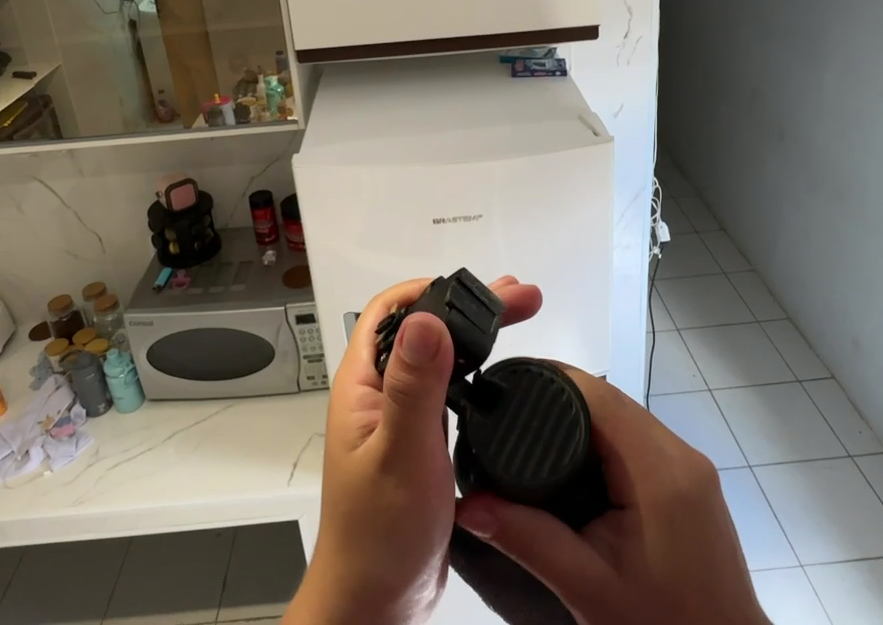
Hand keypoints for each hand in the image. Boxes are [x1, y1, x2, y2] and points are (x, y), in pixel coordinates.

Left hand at [285, 275, 541, 624]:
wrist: (377, 601)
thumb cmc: (375, 539)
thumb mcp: (401, 455)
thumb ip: (414, 387)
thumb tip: (429, 322)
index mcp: (362, 387)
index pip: (391, 311)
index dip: (433, 290)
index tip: (479, 289)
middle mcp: (377, 395)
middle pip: (422, 329)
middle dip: (469, 307)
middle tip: (519, 299)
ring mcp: (399, 418)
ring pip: (437, 358)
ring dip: (474, 334)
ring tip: (516, 318)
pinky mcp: (419, 442)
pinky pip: (446, 391)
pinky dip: (474, 371)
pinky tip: (496, 375)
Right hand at [453, 367, 769, 624]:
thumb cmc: (660, 624)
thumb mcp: (587, 587)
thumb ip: (527, 539)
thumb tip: (467, 505)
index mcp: (660, 469)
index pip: (599, 394)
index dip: (550, 378)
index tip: (505, 384)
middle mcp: (681, 454)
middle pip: (612, 400)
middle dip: (560, 397)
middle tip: (505, 409)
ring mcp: (692, 467)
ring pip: (626, 417)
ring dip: (582, 417)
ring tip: (529, 431)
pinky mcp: (692, 483)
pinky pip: (639, 439)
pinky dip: (604, 439)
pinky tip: (573, 461)